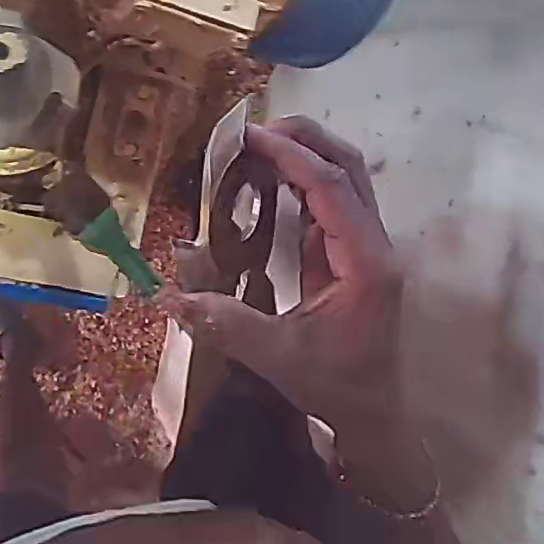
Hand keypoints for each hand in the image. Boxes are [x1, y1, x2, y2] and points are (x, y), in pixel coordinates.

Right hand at [163, 117, 406, 435]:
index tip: (249, 137)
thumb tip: (169, 298)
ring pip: (346, 175)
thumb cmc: (335, 385)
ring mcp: (369, 242)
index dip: (290, 156)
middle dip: (303, 139)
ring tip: (257, 144)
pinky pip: (334, 195)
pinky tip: (271, 176)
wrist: (375, 412)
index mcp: (365, 262)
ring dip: (305, 151)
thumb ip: (226, 325)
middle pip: (348, 166)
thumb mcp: (278, 357)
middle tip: (251, 132)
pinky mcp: (355, 247)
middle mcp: (375, 243)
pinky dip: (304, 175)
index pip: (331, 188)